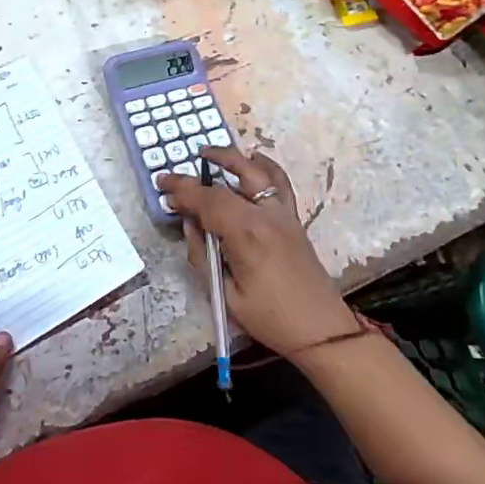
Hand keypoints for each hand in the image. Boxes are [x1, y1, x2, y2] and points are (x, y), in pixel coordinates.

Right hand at [155, 147, 358, 356]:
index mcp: (246, 234)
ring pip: (256, 172)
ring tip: (208, 153)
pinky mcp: (293, 218)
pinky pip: (279, 182)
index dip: (183, 192)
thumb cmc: (270, 318)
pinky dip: (265, 165)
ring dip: (231, 159)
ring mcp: (283, 213)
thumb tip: (190, 224)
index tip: (162, 189)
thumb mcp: (226, 294)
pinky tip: (253, 158)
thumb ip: (203, 255)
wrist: (321, 330)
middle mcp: (266, 214)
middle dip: (196, 178)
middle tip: (172, 176)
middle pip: (226, 184)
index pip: (208, 201)